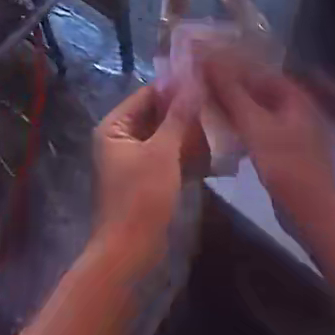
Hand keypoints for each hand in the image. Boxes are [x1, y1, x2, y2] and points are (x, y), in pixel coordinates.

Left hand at [93, 84, 203, 272]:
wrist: (128, 254)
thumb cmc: (141, 196)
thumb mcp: (163, 151)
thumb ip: (179, 115)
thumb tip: (194, 81)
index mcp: (115, 126)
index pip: (148, 94)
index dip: (175, 87)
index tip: (205, 80)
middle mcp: (120, 138)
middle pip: (156, 114)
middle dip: (185, 109)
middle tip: (217, 100)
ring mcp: (132, 159)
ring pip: (164, 135)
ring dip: (188, 130)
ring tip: (219, 121)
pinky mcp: (145, 178)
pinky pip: (167, 155)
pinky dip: (185, 151)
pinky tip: (212, 149)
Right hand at [203, 57, 334, 230]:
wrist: (312, 213)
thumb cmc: (286, 164)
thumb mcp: (256, 126)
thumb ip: (232, 93)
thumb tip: (209, 60)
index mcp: (292, 93)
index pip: (255, 68)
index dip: (228, 64)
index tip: (200, 62)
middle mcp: (294, 105)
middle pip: (255, 88)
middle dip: (228, 85)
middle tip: (195, 82)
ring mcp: (290, 129)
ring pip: (255, 109)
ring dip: (231, 106)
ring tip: (201, 102)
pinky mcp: (283, 150)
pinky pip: (257, 129)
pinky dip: (239, 126)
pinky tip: (218, 130)